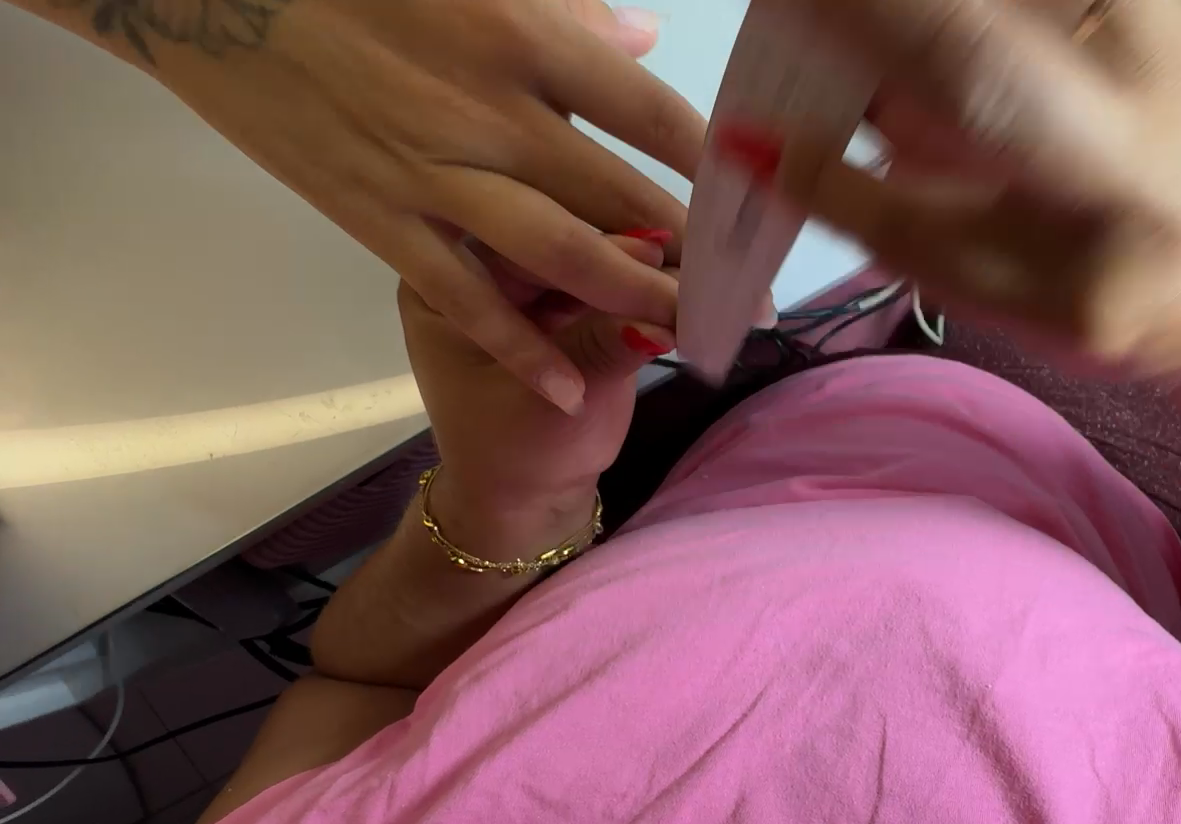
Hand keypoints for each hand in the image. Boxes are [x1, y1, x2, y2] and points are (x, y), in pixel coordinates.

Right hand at [80, 0, 703, 412]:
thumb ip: (568, 12)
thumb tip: (645, 37)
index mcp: (519, 35)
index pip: (656, 116)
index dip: (722, 173)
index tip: (764, 214)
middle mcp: (487, 111)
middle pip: (627, 200)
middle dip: (701, 258)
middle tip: (754, 298)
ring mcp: (433, 172)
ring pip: (565, 255)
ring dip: (641, 301)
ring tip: (699, 338)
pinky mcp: (379, 220)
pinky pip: (464, 298)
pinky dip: (520, 348)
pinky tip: (572, 391)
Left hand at [397, 234, 672, 555]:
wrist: (527, 497)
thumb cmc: (518, 455)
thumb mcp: (557, 404)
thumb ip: (607, 351)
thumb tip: (670, 316)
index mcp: (448, 286)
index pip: (526, 247)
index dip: (594, 245)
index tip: (657, 249)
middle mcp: (491, 275)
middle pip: (565, 245)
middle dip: (631, 253)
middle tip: (692, 256)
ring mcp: (537, 293)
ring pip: (597, 264)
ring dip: (650, 271)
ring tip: (703, 272)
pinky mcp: (576, 313)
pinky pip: (616, 290)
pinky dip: (653, 293)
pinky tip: (693, 288)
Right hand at [724, 0, 1180, 382]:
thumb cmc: (1110, 304)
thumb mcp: (990, 293)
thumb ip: (878, 219)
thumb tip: (761, 140)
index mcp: (1120, 185)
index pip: (975, 68)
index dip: (864, 15)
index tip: (784, 5)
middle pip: (1018, 6)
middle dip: (905, 7)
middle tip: (834, 19)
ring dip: (972, 12)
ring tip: (919, 44)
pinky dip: (1027, 13)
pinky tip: (1016, 40)